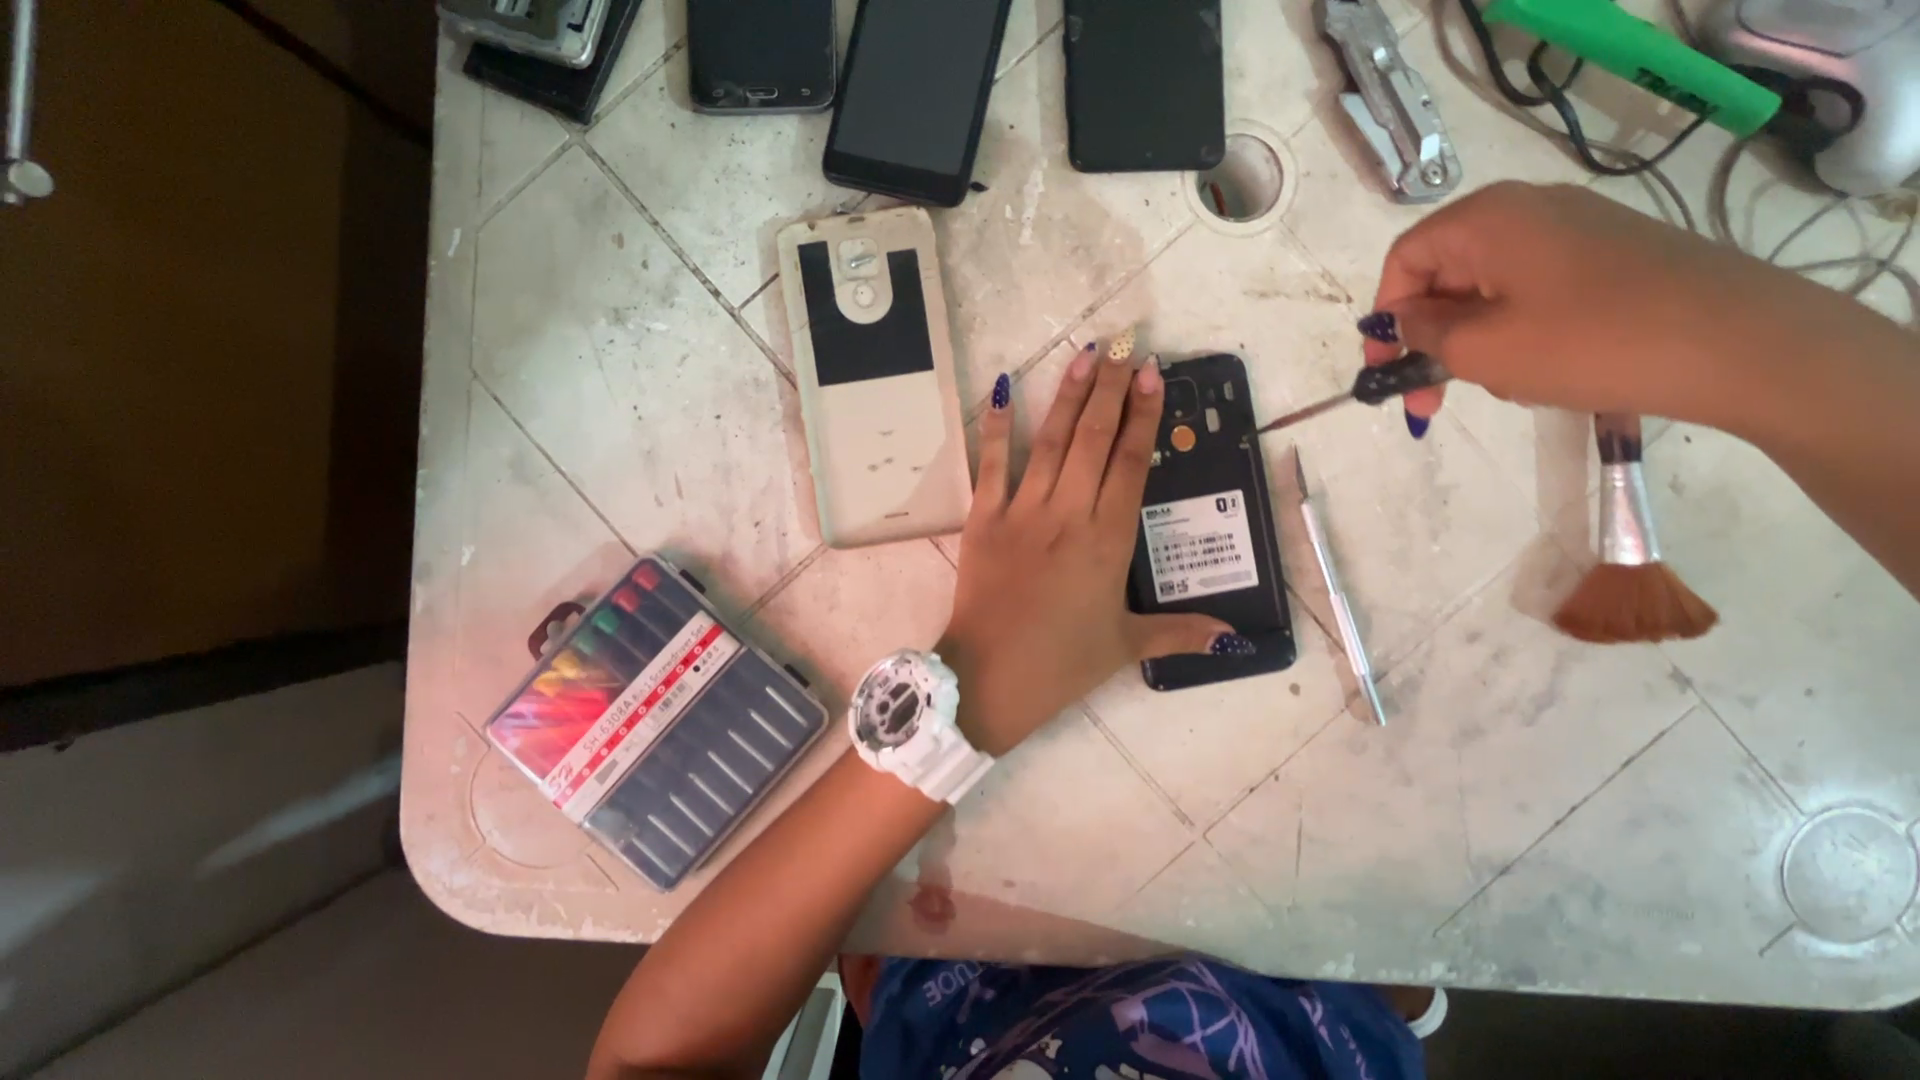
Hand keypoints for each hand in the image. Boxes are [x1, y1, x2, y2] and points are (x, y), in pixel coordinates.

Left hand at [937, 337, 1240, 756]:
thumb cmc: (1062, 664)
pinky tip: (999, 388)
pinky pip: (990, 465)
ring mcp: (1022, 512)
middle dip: (1110, 390)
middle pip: (1093, 439)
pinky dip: (994, 426)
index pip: (1130, 464)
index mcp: (1108, 541)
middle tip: (1123, 347)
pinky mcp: (982, 520)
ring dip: (1067, 395)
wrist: (990, 679)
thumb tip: (1234, 639)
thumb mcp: (1125, 646)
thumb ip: (1180, 633)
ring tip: (1082, 355)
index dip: (1143, 417)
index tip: (1152, 376)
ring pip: (1050, 442)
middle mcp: (1068, 514)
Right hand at [1358, 181, 1884, 440]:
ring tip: (1505, 386)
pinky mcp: (1609, 257)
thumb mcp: (1483, 348)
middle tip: (1429, 402)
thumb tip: (1400, 322)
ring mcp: (1573, 231)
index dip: (1384, 319)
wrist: (1741, 343)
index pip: (1403, 262)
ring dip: (1476, 343)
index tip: (1386, 374)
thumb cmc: (1590, 341)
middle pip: (1444, 275)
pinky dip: (1518, 334)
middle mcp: (1526, 210)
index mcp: (1486, 219)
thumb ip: (1423, 333)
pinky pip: (1532, 293)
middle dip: (1429, 339)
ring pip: (1487, 290)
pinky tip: (1544, 372)